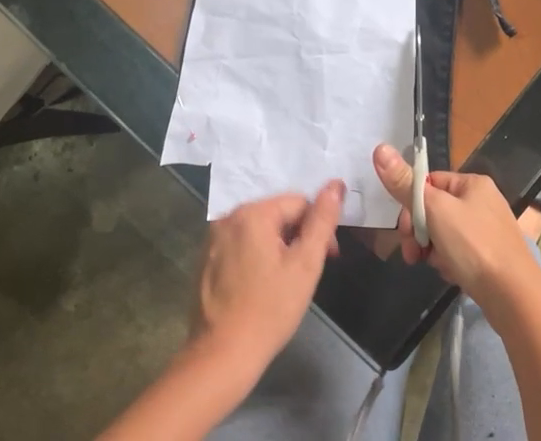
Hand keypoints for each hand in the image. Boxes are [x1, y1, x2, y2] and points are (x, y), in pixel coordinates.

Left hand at [193, 181, 343, 371]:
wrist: (222, 355)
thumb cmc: (270, 309)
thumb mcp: (306, 264)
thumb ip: (323, 221)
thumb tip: (335, 185)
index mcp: (252, 213)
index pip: (299, 203)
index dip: (318, 227)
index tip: (329, 257)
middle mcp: (227, 218)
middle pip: (277, 214)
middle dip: (298, 237)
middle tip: (307, 272)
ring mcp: (212, 240)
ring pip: (258, 232)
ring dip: (278, 248)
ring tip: (285, 282)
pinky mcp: (205, 261)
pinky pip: (240, 247)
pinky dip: (256, 258)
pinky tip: (261, 287)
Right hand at [373, 144, 540, 308]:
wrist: (513, 295)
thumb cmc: (474, 245)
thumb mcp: (436, 210)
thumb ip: (406, 184)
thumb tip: (379, 148)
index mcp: (472, 183)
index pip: (430, 182)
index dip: (411, 204)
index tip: (405, 229)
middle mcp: (481, 202)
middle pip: (435, 210)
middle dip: (419, 232)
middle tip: (412, 253)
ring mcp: (486, 230)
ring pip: (443, 233)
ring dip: (432, 249)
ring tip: (434, 265)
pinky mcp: (488, 256)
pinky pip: (457, 252)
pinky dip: (448, 262)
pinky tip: (450, 273)